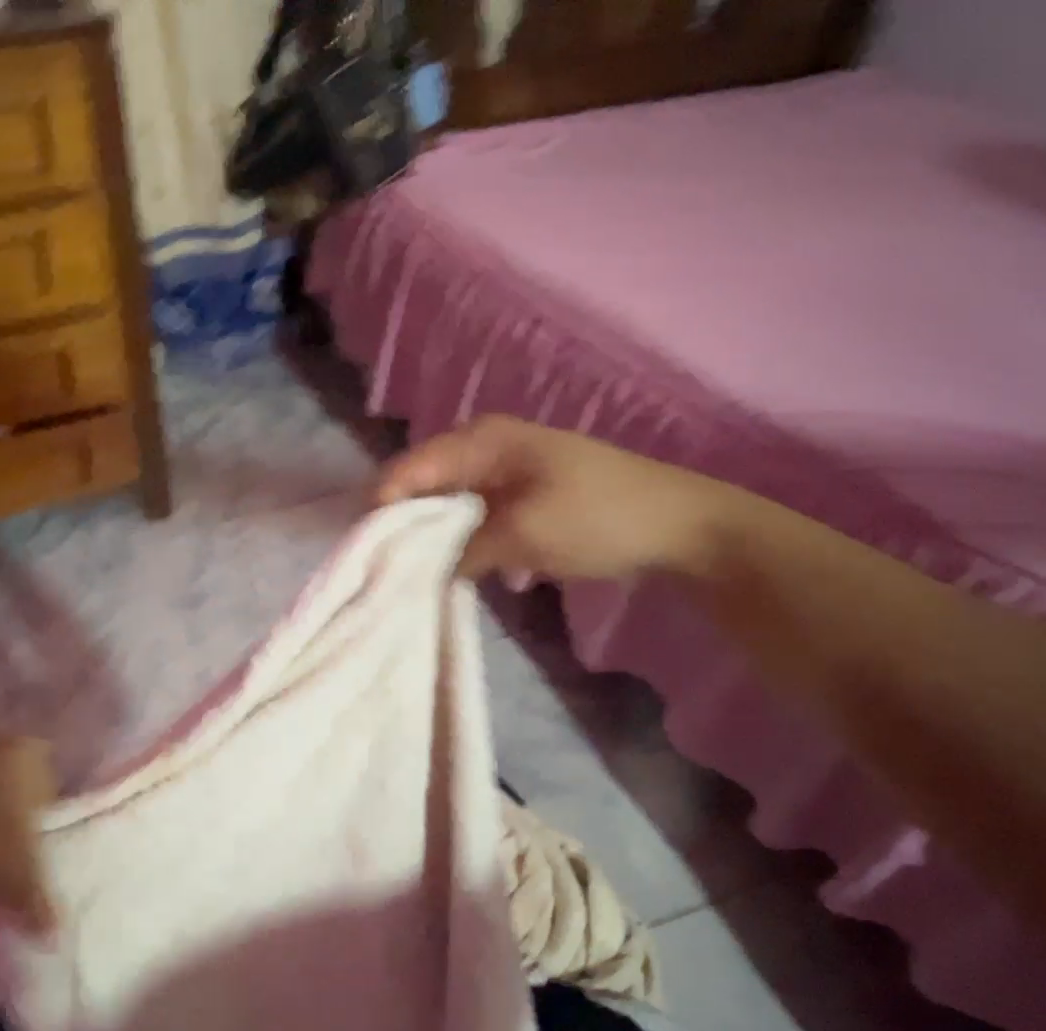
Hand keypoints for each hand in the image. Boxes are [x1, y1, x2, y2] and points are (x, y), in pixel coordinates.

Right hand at [378, 415, 743, 579]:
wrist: (683, 527)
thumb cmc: (599, 517)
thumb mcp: (523, 536)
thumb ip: (461, 551)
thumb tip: (420, 569)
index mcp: (481, 440)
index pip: (407, 470)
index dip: (380, 509)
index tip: (362, 553)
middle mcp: (484, 447)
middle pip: (421, 485)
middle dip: (402, 525)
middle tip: (383, 569)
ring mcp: (504, 471)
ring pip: (445, 504)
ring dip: (431, 537)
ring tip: (412, 574)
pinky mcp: (519, 497)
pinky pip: (470, 516)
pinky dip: (459, 541)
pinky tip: (457, 570)